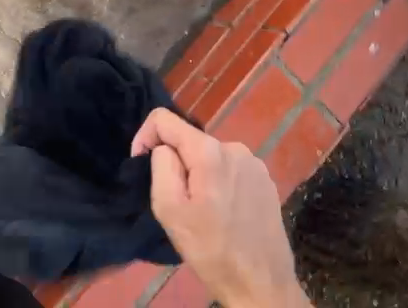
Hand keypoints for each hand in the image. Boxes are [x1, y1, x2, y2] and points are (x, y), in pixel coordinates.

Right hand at [132, 109, 310, 307]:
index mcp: (209, 151)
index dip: (145, 136)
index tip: (141, 163)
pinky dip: (218, 182)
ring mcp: (255, 164)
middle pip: (188, 140)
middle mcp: (234, 148)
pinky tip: (224, 213)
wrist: (263, 289)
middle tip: (178, 201)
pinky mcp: (266, 182)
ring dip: (198, 174)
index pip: (164, 119)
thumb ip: (160, 164)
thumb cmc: (211, 250)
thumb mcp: (168, 209)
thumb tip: (164, 148)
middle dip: (176, 163)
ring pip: (208, 155)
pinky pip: (229, 168)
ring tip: (202, 210)